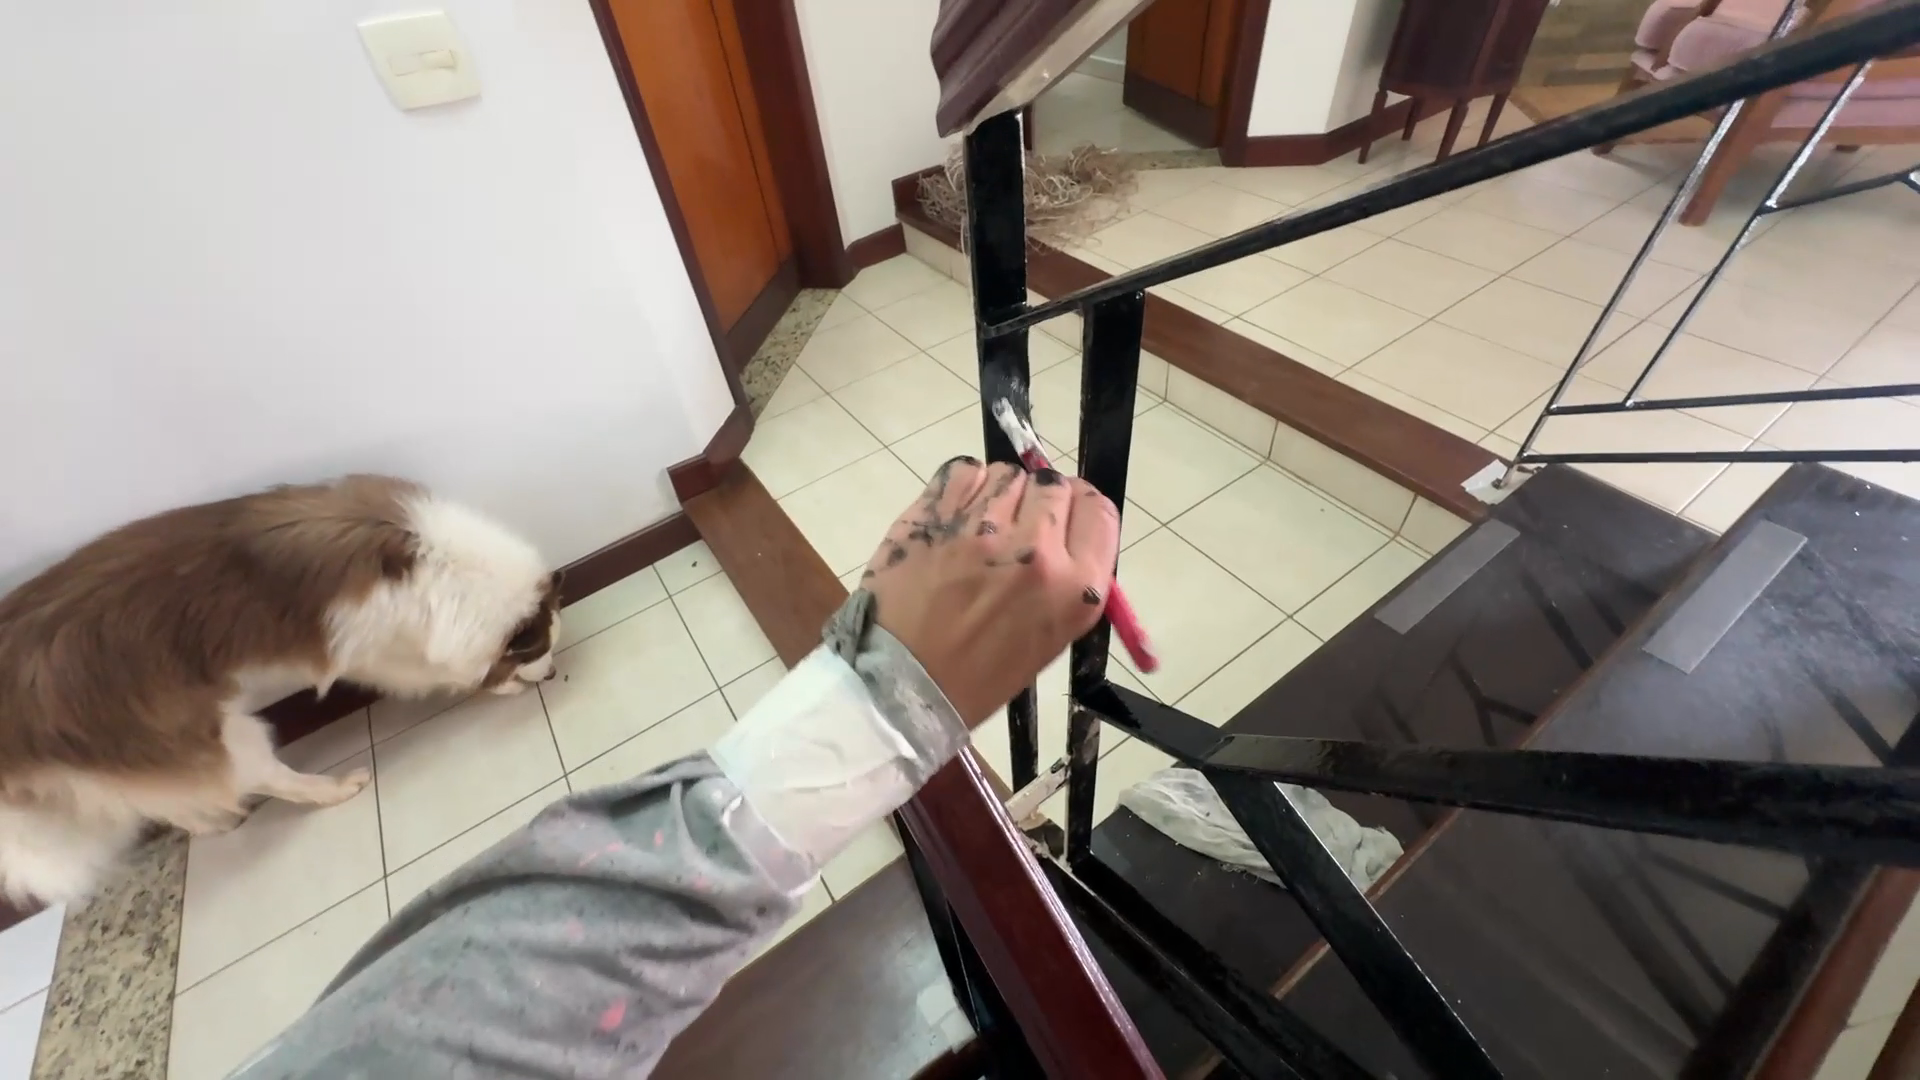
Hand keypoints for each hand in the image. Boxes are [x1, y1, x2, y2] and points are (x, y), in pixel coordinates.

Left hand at [859, 457, 1121, 727]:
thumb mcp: (1051, 636)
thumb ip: (1068, 578)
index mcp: (1076, 587)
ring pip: (1008, 475)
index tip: (1065, 515)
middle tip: (1016, 527)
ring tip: (978, 529)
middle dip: (1039, 501)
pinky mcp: (934, 515)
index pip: (1099, 510)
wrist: (903, 687)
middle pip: (1054, 486)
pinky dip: (962, 484)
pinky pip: (963, 470)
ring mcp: (982, 528)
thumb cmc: (980, 673)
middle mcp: (1037, 551)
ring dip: (999, 494)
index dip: (1081, 508)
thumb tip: (1065, 530)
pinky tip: (954, 515)